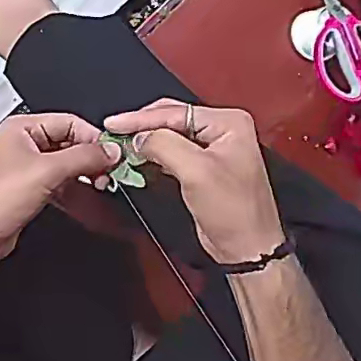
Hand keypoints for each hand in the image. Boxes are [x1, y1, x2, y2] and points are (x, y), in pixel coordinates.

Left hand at [0, 113, 120, 264]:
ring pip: (67, 163)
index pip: (69, 122)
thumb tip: (110, 150)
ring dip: (86, 173)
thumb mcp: (46, 171)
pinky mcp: (31, 188)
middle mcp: (24, 143)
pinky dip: (76, 188)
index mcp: (22, 128)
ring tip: (102, 184)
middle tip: (109, 170)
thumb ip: (83, 157)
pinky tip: (89, 195)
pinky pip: (61, 182)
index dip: (93, 137)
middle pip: (70, 142)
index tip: (112, 153)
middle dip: (91, 157)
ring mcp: (27, 167)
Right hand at [105, 100, 285, 265]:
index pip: (176, 112)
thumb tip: (139, 136)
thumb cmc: (234, 211)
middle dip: (142, 126)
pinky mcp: (205, 166)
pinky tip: (138, 157)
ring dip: (146, 140)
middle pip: (173, 119)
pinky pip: (174, 152)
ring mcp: (214, 148)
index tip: (114, 123)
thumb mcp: (197, 172)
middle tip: (113, 131)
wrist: (247, 248)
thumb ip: (165, 146)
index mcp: (229, 122)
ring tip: (120, 143)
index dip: (141, 118)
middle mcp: (223, 129)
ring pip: (171, 135)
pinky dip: (154, 154)